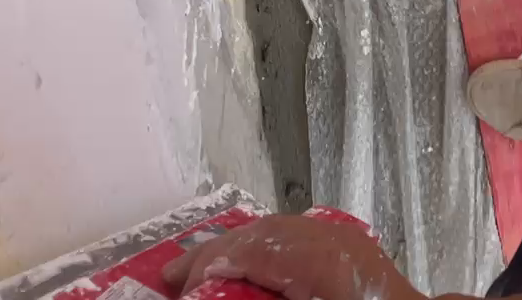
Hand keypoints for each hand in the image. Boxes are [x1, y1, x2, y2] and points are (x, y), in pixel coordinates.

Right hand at [161, 214, 426, 299]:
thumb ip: (259, 293)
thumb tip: (220, 286)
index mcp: (321, 261)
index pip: (255, 247)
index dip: (212, 262)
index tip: (180, 287)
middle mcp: (331, 238)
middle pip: (263, 232)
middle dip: (216, 250)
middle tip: (173, 275)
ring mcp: (343, 236)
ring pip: (279, 228)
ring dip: (239, 246)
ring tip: (202, 269)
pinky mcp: (348, 243)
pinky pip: (298, 233)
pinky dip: (267, 245)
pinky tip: (247, 262)